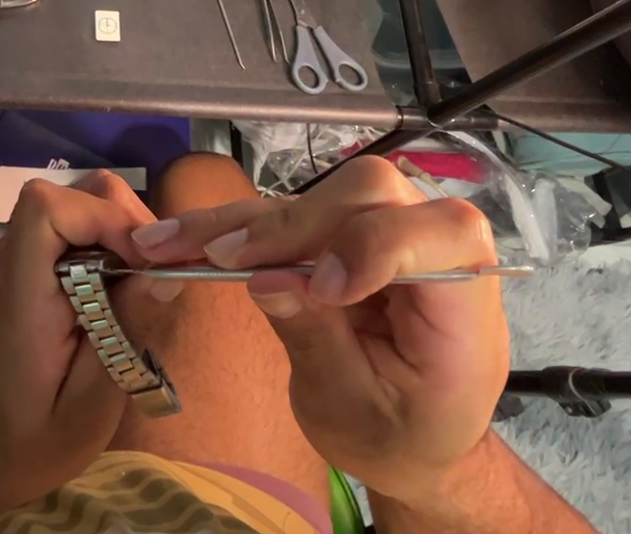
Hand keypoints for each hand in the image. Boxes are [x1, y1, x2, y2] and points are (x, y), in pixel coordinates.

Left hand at [0, 172, 157, 522]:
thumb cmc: (30, 439)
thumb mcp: (90, 406)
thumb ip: (124, 333)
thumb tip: (168, 273)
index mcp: (20, 291)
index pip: (46, 209)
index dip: (103, 218)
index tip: (144, 261)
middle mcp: (11, 257)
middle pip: (68, 194)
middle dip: (123, 219)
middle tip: (155, 271)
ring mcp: (15, 254)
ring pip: (74, 202)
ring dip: (118, 228)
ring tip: (144, 278)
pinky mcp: (26, 262)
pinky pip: (70, 225)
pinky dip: (105, 239)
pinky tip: (121, 284)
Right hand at [131, 156, 508, 504]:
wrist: (405, 439)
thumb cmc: (397, 437)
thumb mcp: (357, 411)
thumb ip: (318, 341)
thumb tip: (265, 280)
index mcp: (462, 303)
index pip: (443, 233)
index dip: (377, 244)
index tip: (323, 291)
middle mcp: (425, 249)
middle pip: (368, 192)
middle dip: (292, 223)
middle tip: (223, 257)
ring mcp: (374, 232)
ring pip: (311, 196)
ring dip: (239, 222)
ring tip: (168, 244)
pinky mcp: (332, 233)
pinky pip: (280, 216)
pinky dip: (227, 228)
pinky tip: (177, 240)